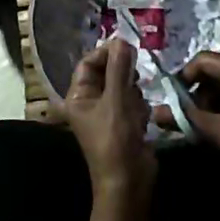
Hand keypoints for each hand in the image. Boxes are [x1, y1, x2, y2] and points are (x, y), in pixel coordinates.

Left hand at [65, 39, 155, 194]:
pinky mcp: (124, 122)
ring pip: (123, 87)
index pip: (88, 63)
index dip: (106, 52)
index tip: (127, 46)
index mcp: (78, 96)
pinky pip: (133, 102)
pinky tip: (142, 120)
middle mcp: (90, 102)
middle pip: (107, 73)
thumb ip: (119, 69)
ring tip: (136, 107)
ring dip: (133, 93)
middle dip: (123, 75)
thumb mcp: (116, 100)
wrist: (128, 181)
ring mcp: (108, 113)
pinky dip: (139, 107)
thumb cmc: (115, 139)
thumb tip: (121, 40)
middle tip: (136, 76)